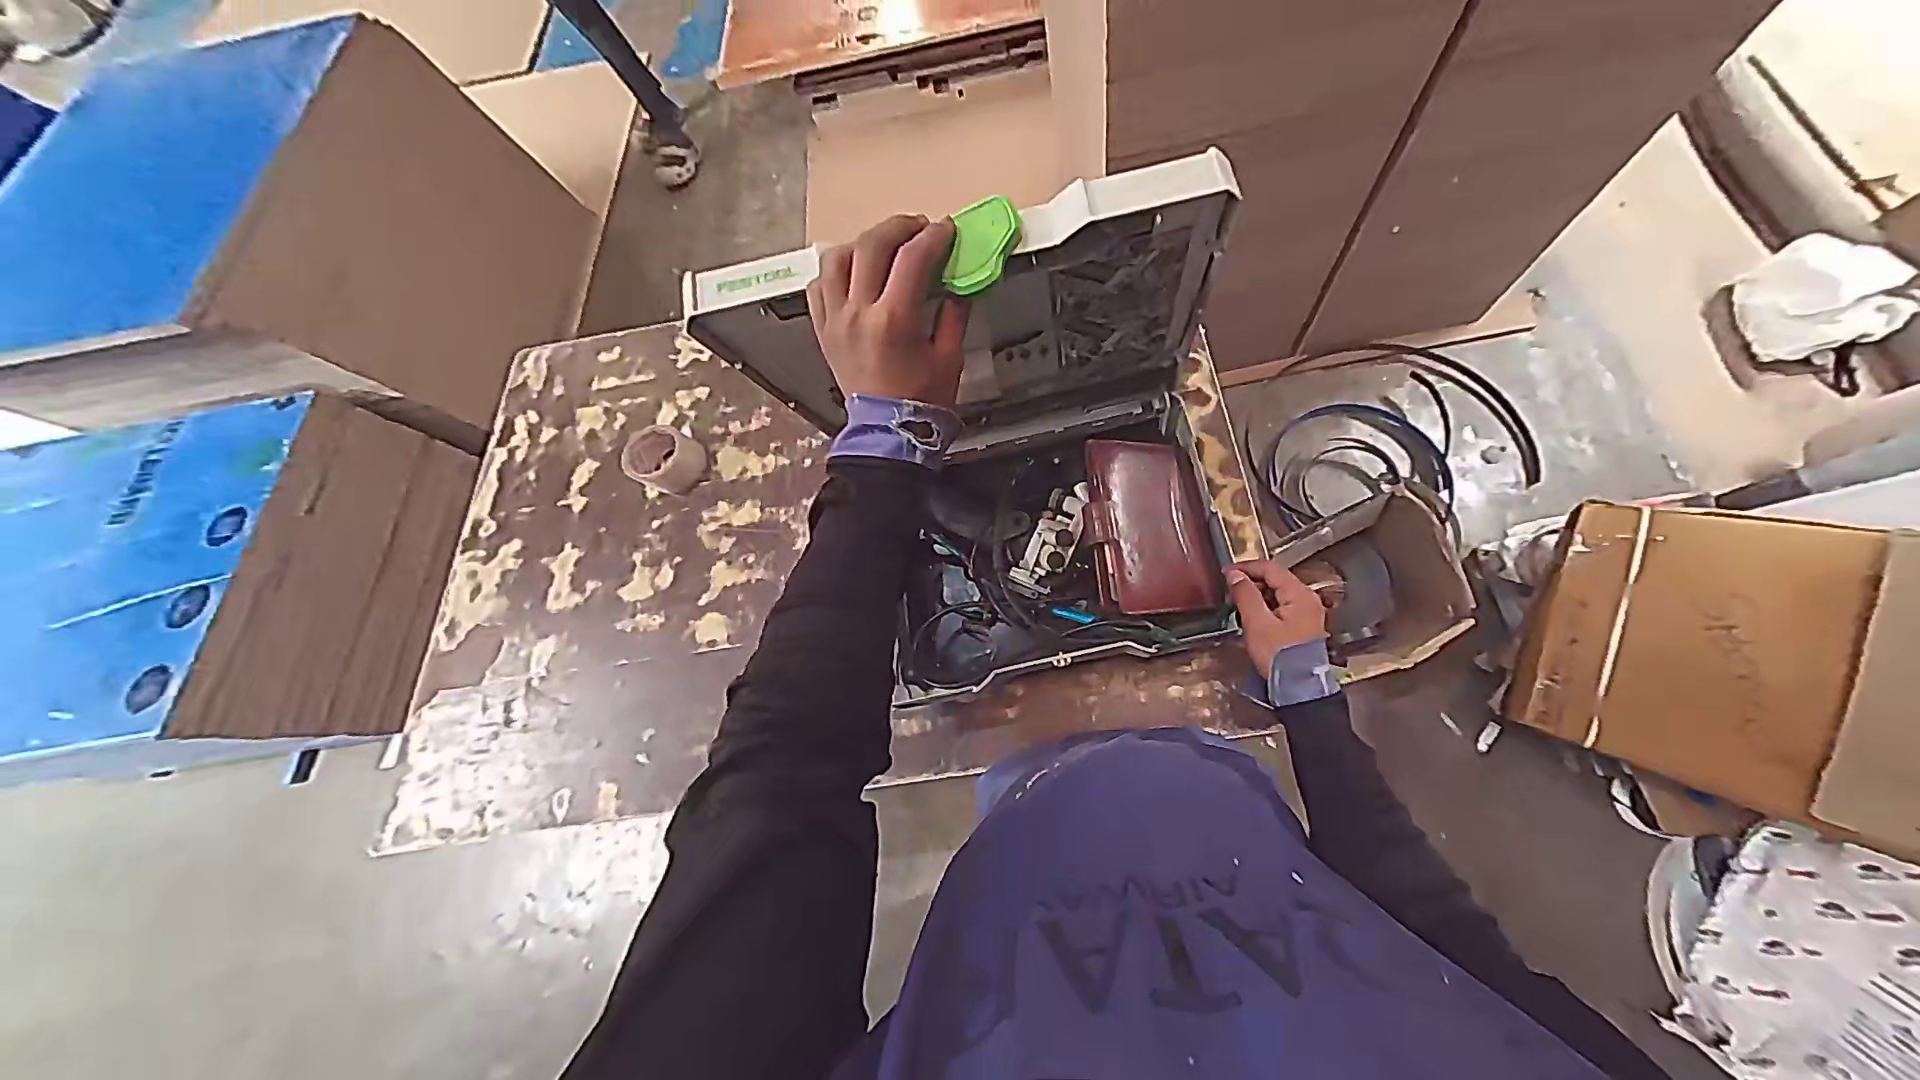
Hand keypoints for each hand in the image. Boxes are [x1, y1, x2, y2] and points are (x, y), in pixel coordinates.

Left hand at [807, 214, 970, 406]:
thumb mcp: (949, 357)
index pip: (912, 258)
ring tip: (883, 249)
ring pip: (837, 259)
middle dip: (899, 228)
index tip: (946, 230)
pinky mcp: (823, 331)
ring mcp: (835, 321)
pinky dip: (836, 272)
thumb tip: (957, 281)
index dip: (934, 237)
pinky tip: (854, 275)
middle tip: (919, 229)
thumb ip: (954, 314)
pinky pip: (819, 286)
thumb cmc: (922, 401)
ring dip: (862, 245)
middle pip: (872, 246)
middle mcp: (858, 314)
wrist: (888, 433)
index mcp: (893, 321)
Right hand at [1224, 560, 1327, 672]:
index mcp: (1300, 595)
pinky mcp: (1303, 626)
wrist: (1300, 687)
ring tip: (1238, 603)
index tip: (1227, 572)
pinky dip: (1266, 606)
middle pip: (1276, 579)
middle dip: (1251, 581)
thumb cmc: (1280, 656)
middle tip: (1230, 589)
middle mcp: (1308, 600)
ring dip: (1257, 594)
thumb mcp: (1257, 622)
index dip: (1246, 567)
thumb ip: (1246, 595)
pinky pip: (1282, 606)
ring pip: (1278, 593)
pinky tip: (1253, 617)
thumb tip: (1235, 575)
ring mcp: (1308, 613)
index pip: (1271, 568)